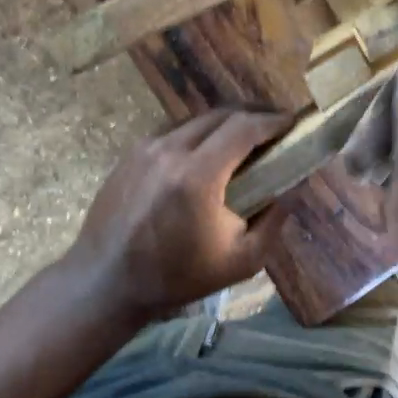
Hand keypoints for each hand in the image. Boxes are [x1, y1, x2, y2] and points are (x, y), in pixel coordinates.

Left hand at [67, 109, 289, 319]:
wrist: (104, 283)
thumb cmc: (176, 277)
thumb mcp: (240, 261)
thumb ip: (274, 221)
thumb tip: (292, 188)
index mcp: (199, 176)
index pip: (245, 127)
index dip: (273, 120)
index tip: (293, 123)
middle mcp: (172, 151)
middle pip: (223, 114)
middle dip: (254, 115)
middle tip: (274, 129)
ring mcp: (147, 148)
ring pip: (198, 119)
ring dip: (226, 122)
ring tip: (244, 139)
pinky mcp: (131, 153)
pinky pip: (175, 131)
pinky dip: (199, 133)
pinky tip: (207, 153)